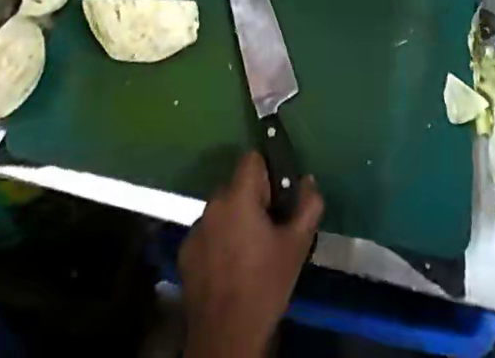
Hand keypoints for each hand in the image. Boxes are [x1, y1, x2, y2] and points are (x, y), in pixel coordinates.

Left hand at [180, 152, 323, 357]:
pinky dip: (219, 239)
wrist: (227, 336)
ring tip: (250, 249)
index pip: (251, 158)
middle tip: (270, 225)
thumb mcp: (297, 244)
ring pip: (221, 210)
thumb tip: (308, 180)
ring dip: (235, 218)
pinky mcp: (185, 252)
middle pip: (236, 185)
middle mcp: (212, 206)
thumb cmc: (266, 285)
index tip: (278, 195)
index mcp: (238, 198)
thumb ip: (308, 205)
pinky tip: (231, 265)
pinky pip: (207, 232)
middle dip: (253, 197)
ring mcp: (195, 230)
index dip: (268, 171)